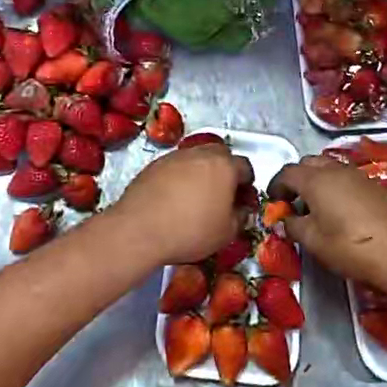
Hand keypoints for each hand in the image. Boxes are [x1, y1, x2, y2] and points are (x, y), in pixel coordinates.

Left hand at [103, 140, 250, 265]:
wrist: (139, 230)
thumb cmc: (190, 231)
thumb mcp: (226, 233)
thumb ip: (240, 218)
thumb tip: (241, 211)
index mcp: (224, 166)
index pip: (245, 166)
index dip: (247, 183)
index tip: (243, 198)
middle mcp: (200, 154)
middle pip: (220, 155)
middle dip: (225, 170)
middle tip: (222, 193)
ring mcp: (174, 157)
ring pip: (195, 158)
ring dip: (200, 172)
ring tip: (196, 196)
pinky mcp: (153, 165)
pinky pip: (175, 167)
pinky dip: (179, 177)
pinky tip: (174, 198)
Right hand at [268, 155, 386, 289]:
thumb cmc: (349, 247)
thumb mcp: (313, 241)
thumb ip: (294, 226)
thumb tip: (287, 220)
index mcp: (315, 180)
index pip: (287, 172)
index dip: (276, 185)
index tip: (274, 202)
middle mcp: (336, 170)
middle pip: (309, 163)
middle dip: (297, 178)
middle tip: (293, 201)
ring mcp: (358, 176)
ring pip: (330, 168)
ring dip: (317, 181)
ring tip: (316, 207)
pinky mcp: (375, 187)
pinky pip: (347, 178)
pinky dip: (336, 187)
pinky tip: (340, 211)